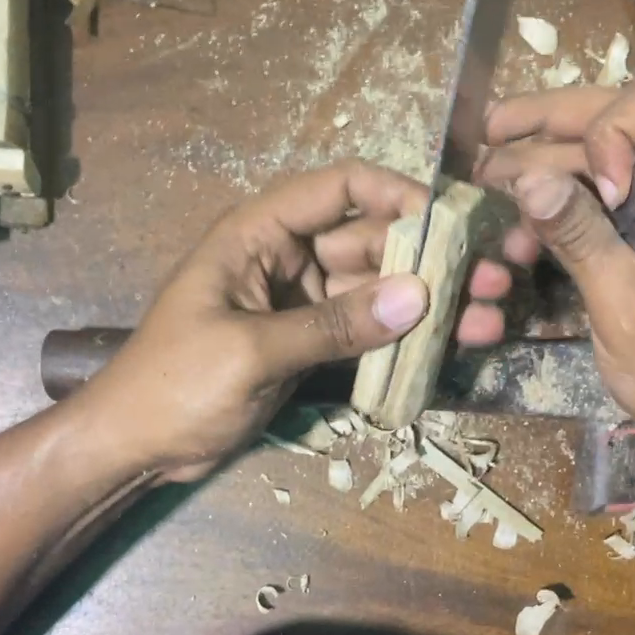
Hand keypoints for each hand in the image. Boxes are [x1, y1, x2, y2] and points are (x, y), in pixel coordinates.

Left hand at [71, 161, 516, 480]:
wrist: (140, 446)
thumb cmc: (176, 384)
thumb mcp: (253, 350)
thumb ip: (333, 324)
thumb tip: (417, 297)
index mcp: (259, 234)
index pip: (339, 189)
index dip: (397, 194)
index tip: (451, 218)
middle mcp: (288, 259)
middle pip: (372, 242)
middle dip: (432, 258)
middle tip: (495, 275)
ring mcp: (303, 304)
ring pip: (378, 290)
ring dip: (431, 301)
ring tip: (492, 314)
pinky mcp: (313, 344)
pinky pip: (367, 331)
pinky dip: (405, 338)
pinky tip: (452, 343)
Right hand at [474, 65, 634, 471]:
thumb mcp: (628, 305)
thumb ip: (581, 239)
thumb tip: (526, 180)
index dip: (620, 126)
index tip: (604, 189)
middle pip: (620, 119)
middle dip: (552, 122)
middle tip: (490, 130)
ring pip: (596, 156)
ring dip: (538, 161)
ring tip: (482, 172)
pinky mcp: (634, 232)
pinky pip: (588, 197)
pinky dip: (548, 200)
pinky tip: (508, 209)